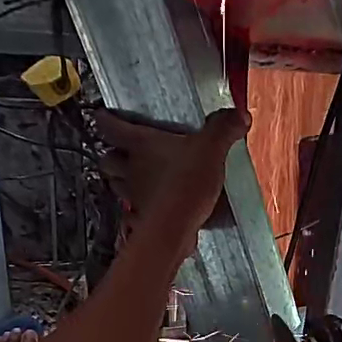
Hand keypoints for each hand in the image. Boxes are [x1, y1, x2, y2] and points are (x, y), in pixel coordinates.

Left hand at [96, 107, 249, 255]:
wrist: (177, 227)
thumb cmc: (186, 183)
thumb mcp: (211, 149)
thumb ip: (223, 129)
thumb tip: (240, 114)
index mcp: (141, 144)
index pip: (111, 127)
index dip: (105, 119)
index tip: (102, 115)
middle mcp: (131, 169)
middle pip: (107, 159)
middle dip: (111, 154)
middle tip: (120, 151)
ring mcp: (133, 195)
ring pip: (115, 185)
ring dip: (120, 180)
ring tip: (132, 178)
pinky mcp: (141, 218)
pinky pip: (130, 212)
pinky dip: (133, 210)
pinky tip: (144, 209)